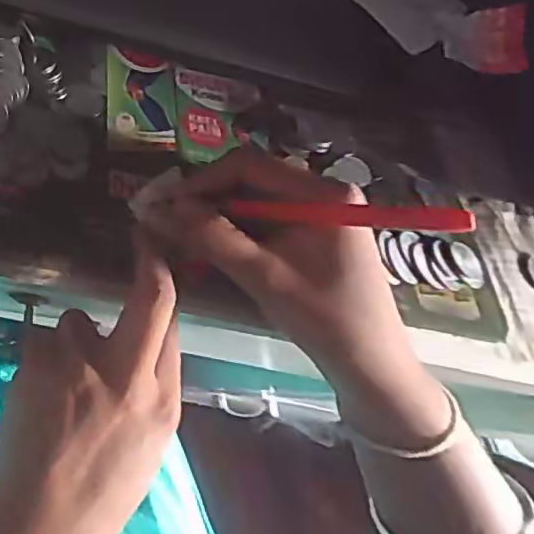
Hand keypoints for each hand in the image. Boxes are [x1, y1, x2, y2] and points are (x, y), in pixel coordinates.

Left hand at [0, 232, 180, 533]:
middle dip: (147, 261)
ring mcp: (84, 367)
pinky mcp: (41, 363)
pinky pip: (39, 336)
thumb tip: (143, 340)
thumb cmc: (97, 490)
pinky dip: (36, 355)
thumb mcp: (146, 444)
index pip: (173, 328)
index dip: (164, 291)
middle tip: (140, 234)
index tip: (156, 263)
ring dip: (65, 340)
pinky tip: (33, 392)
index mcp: (165, 404)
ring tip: (56, 384)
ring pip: (75, 320)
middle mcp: (132, 378)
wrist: (41, 522)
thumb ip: (148, 388)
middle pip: (150, 298)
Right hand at [156, 149, 450, 449]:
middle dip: (204, 197)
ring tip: (177, 230)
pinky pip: (261, 219)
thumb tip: (161, 209)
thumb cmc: (325, 319)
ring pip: (250, 199)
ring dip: (213, 213)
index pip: (247, 166)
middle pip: (248, 179)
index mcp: (323, 193)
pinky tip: (205, 243)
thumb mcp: (262, 276)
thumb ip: (212, 237)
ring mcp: (317, 212)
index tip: (164, 202)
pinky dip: (230, 228)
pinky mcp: (311, 232)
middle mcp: (322, 192)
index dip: (200, 181)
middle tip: (164, 216)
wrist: (372, 367)